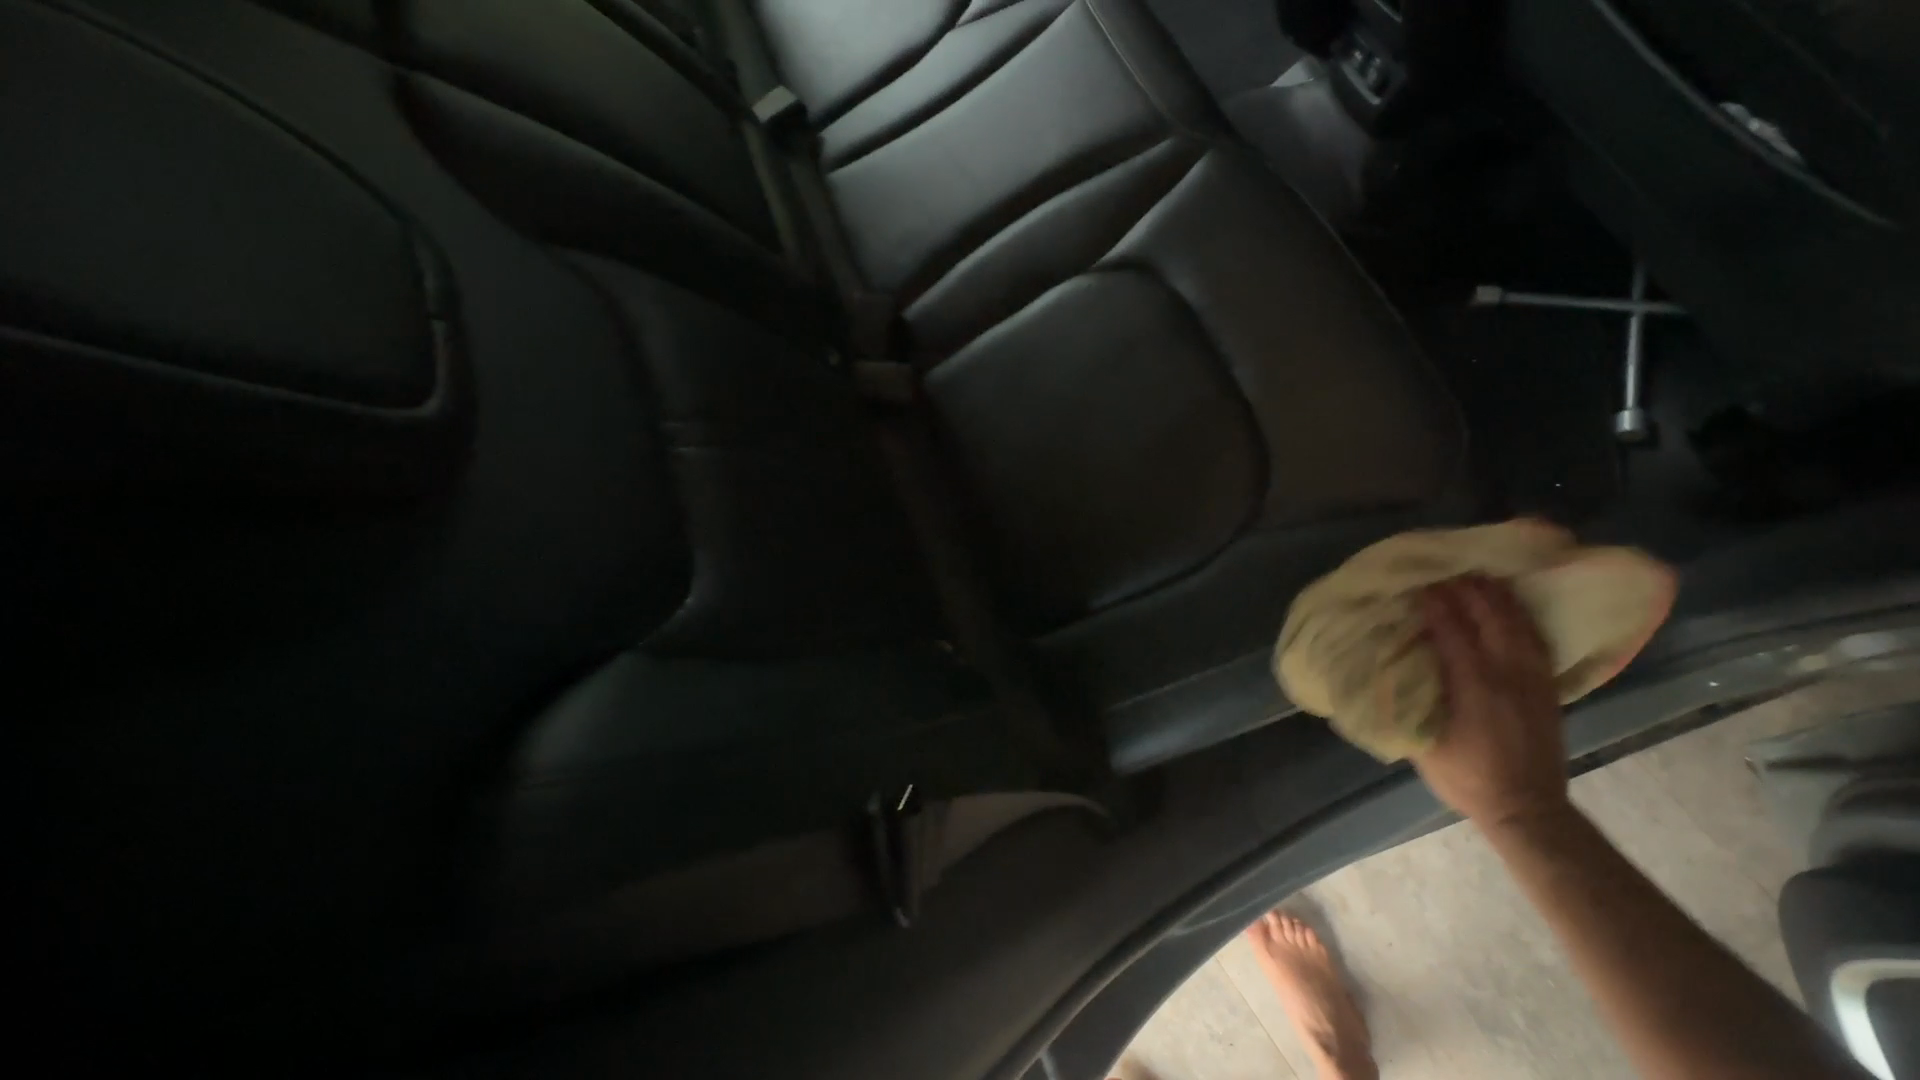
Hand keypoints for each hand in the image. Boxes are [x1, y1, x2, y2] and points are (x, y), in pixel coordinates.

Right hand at [1411, 575, 1570, 829]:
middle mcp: (1507, 674)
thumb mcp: (1424, 744)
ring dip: (1499, 597)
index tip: (1419, 585)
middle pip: (1491, 618)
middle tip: (1448, 571)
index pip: (1453, 630)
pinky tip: (1512, 608)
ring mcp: (1533, 679)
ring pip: (1519, 624)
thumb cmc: (1466, 778)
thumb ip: (1409, 704)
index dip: (1436, 605)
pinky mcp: (1547, 688)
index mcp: (1474, 685)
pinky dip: (1522, 618)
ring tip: (1481, 577)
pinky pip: (1536, 640)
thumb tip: (1387, 671)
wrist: (1527, 808)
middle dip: (1469, 590)